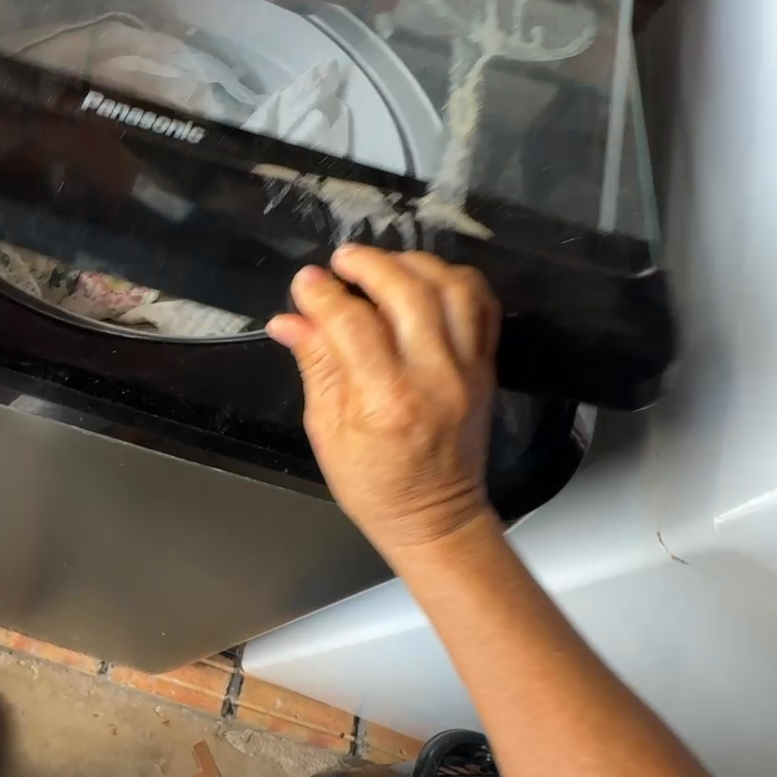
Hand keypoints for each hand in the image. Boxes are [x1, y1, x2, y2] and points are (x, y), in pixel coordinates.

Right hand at [267, 245, 501, 555]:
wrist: (435, 516)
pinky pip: (481, 305)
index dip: (323, 295)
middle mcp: (434, 378)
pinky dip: (453, 280)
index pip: (353, 324)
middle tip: (341, 260)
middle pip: (409, 293)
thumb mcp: (325, 430)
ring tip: (381, 265)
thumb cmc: (372, 484)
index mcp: (385, 401)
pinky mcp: (486, 367)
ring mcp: (468, 370)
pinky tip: (422, 280)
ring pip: (453, 289)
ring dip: (413, 265)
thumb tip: (290, 319)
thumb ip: (316, 366)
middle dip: (370, 265)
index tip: (305, 282)